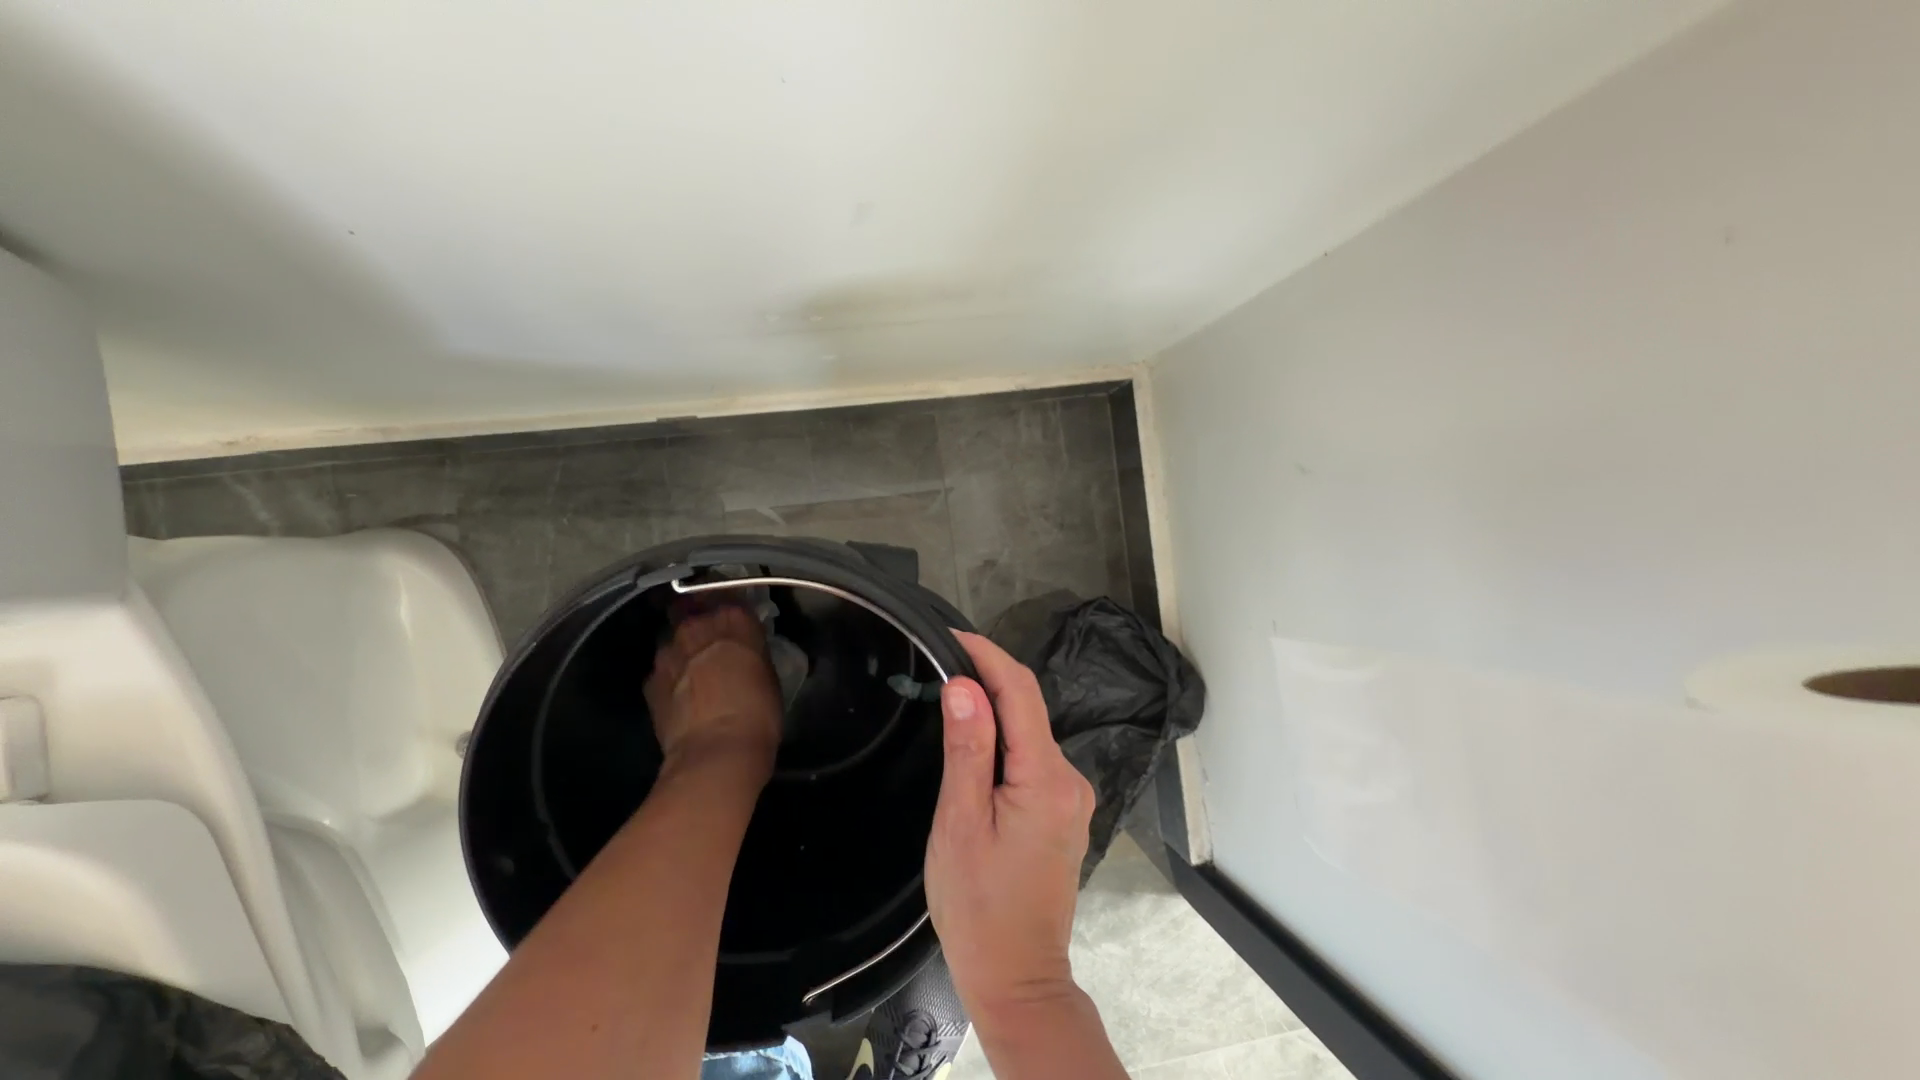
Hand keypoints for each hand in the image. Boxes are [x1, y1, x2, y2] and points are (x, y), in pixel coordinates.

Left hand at [643, 606, 782, 777]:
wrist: (716, 754)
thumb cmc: (758, 714)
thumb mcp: (768, 675)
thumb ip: (750, 654)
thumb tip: (742, 654)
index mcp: (732, 620)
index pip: (730, 598)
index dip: (732, 609)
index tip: (737, 621)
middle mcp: (695, 627)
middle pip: (692, 610)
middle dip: (699, 622)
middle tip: (712, 642)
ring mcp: (667, 653)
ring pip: (673, 640)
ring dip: (683, 651)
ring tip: (695, 673)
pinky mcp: (650, 682)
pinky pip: (663, 671)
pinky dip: (671, 678)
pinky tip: (682, 697)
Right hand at [925, 631, 1095, 1020]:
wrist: (1018, 975)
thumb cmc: (978, 906)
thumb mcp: (961, 824)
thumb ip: (968, 750)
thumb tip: (964, 685)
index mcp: (1046, 778)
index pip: (1020, 692)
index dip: (987, 655)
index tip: (950, 634)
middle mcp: (1070, 779)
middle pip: (1030, 708)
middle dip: (988, 678)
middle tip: (938, 661)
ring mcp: (1072, 798)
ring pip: (1031, 733)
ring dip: (995, 709)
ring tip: (948, 696)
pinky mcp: (1064, 813)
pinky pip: (1034, 759)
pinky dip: (1005, 740)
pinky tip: (975, 742)